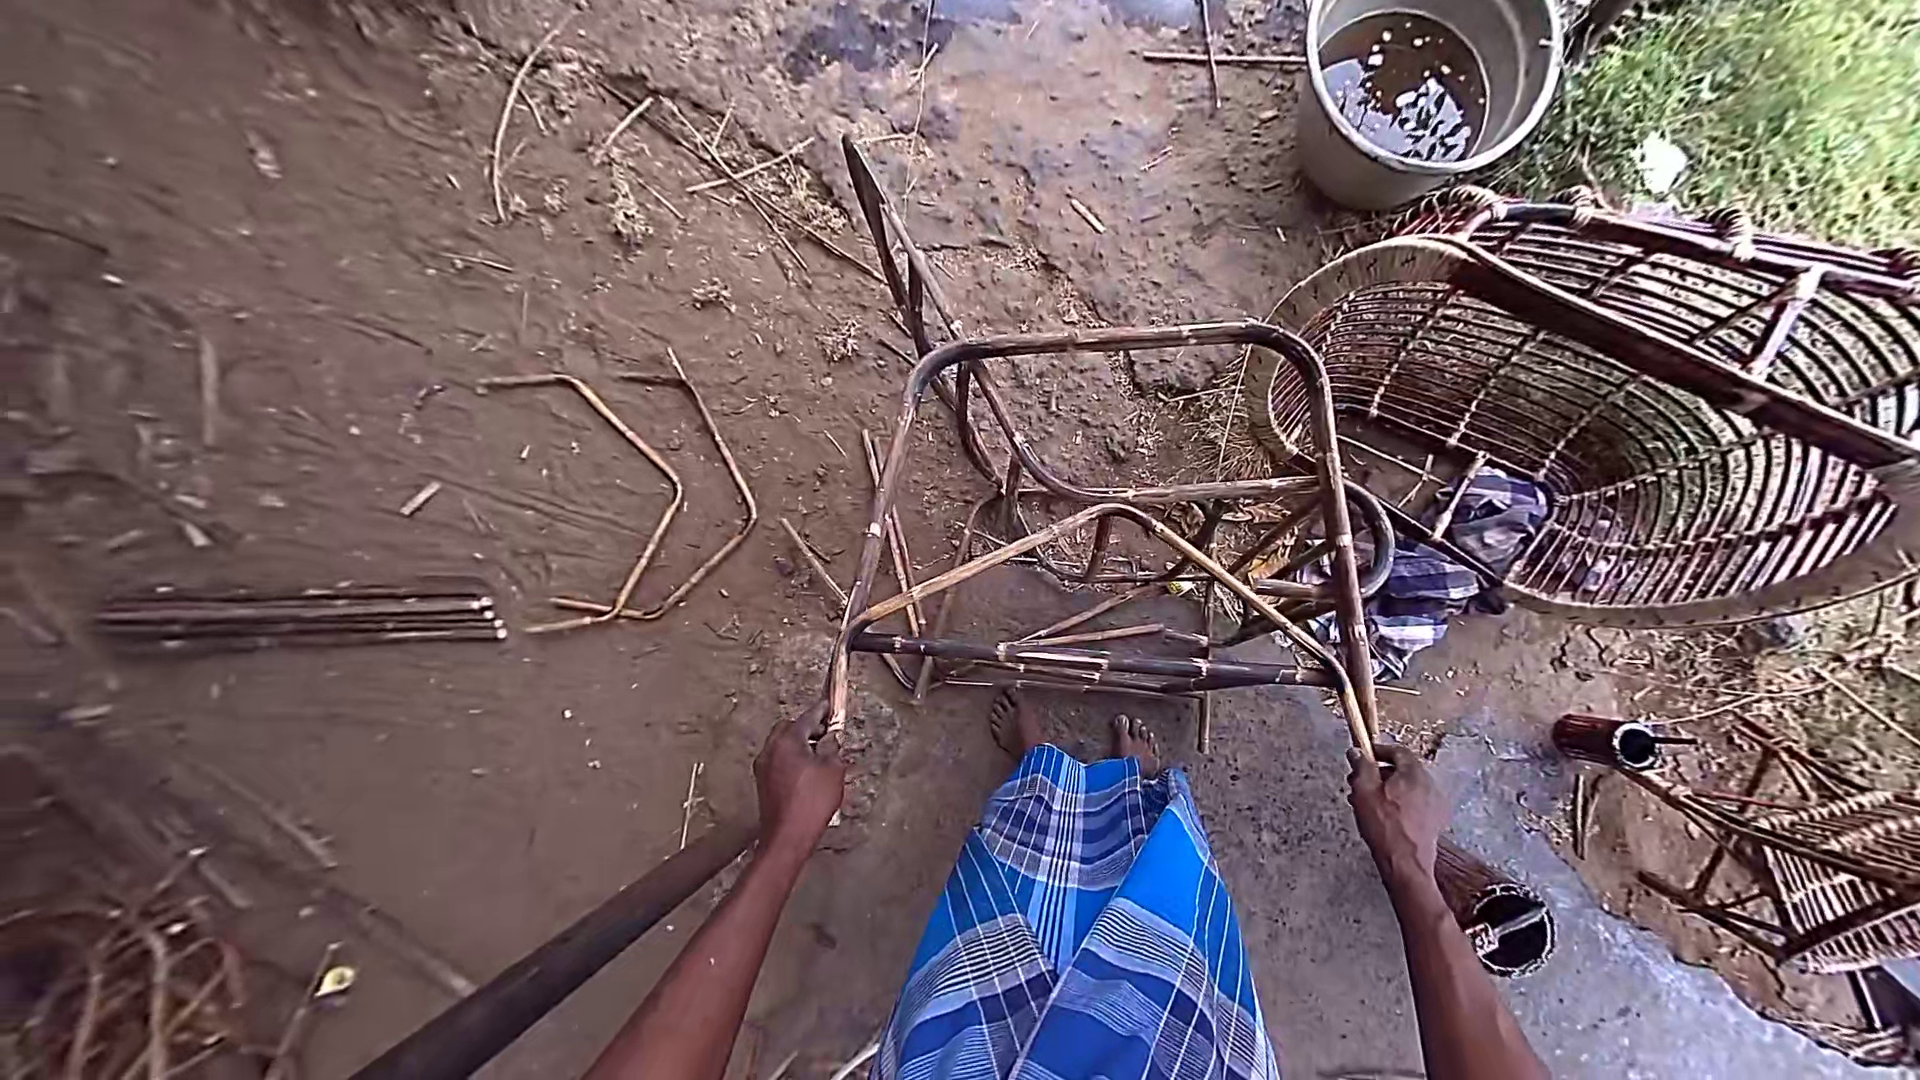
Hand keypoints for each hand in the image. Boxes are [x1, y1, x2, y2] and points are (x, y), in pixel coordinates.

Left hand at [753, 700, 845, 856]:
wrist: (787, 838)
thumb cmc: (811, 803)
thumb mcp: (833, 769)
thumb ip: (832, 748)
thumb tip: (830, 740)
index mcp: (787, 741)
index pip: (807, 717)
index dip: (821, 711)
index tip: (829, 706)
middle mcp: (770, 750)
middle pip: (789, 728)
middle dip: (807, 727)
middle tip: (826, 732)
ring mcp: (763, 767)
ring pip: (781, 743)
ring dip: (798, 743)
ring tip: (818, 752)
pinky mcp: (763, 782)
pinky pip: (778, 759)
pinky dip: (791, 757)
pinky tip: (807, 769)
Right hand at [1346, 743, 1447, 889]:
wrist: (1404, 862)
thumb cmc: (1383, 824)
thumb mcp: (1364, 789)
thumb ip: (1362, 766)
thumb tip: (1357, 752)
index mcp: (1415, 775)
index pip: (1399, 751)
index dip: (1379, 750)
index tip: (1364, 755)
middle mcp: (1430, 787)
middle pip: (1403, 769)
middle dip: (1380, 772)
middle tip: (1359, 780)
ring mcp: (1436, 805)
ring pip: (1408, 786)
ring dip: (1387, 787)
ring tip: (1367, 799)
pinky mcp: (1435, 821)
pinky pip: (1415, 801)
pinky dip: (1399, 801)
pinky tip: (1383, 813)